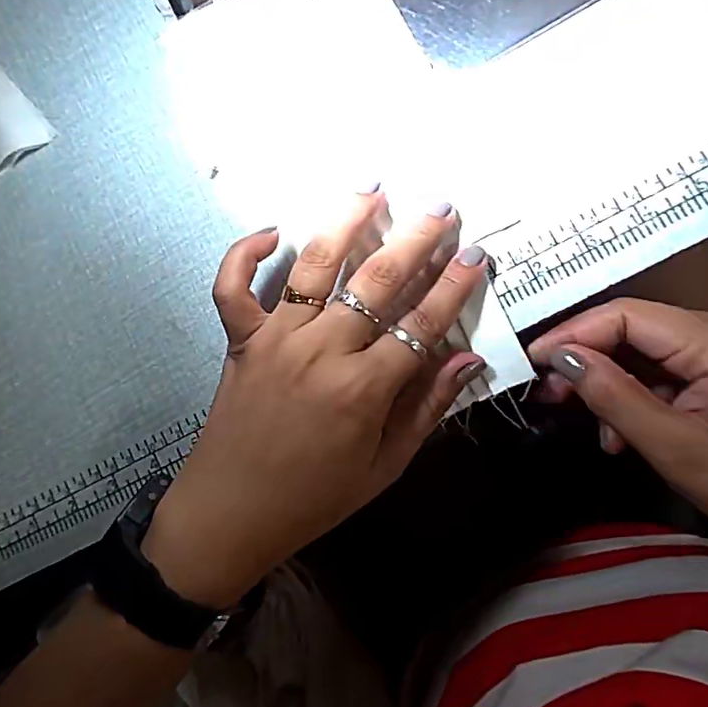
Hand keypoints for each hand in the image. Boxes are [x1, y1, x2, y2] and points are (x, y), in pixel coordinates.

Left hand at [144, 191, 489, 607]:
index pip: (421, 324)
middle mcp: (321, 352)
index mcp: (363, 390)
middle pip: (375, 282)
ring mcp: (275, 341)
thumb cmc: (317, 497)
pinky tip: (274, 229)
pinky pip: (233, 288)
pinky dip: (245, 254)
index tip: (477, 254)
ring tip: (372, 190)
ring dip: (345, 224)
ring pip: (313, 268)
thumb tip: (469, 360)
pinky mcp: (240, 341)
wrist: (230, 516)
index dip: (454, 287)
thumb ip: (428, 408)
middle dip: (415, 241)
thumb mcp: (386, 465)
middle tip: (442, 208)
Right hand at [527, 298, 707, 608]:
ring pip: (653, 354)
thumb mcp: (676, 446)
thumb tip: (564, 359)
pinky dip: (647, 398)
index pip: (626, 315)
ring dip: (618, 387)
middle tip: (553, 398)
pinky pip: (676, 373)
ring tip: (598, 430)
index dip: (574, 334)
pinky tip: (632, 434)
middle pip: (637, 331)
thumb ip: (615, 397)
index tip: (533, 364)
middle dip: (592, 361)